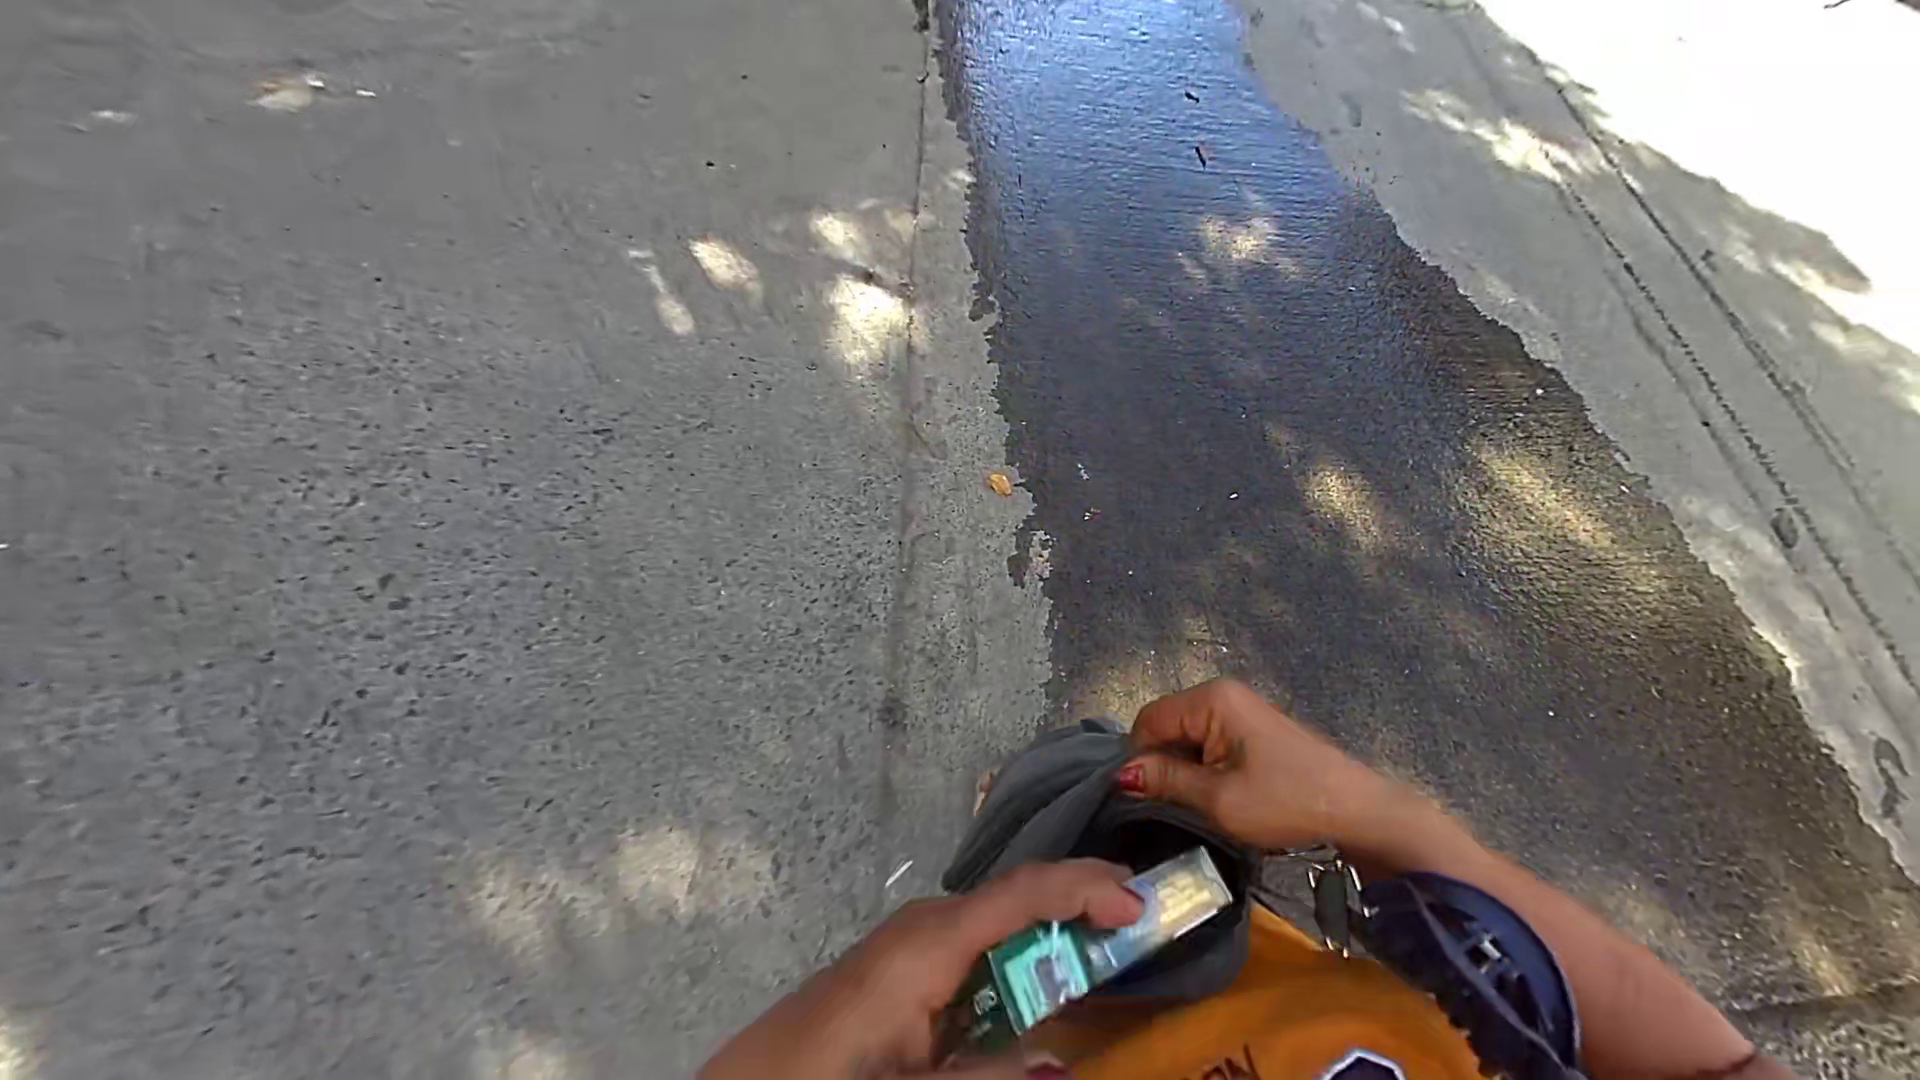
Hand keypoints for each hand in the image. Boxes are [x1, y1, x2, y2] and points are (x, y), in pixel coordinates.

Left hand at [700, 860, 1143, 1079]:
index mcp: (930, 941)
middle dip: (1078, 898)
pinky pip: (980, 943)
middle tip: (1139, 917)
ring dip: (1054, 924)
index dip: (1080, 888)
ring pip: (1002, 918)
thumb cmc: (823, 1077)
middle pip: (1018, 895)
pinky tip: (1043, 972)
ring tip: (1107, 936)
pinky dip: (1021, 948)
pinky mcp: (910, 962)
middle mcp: (929, 924)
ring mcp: (918, 940)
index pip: (1019, 892)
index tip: (1135, 902)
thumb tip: (1059, 1065)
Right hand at [1118, 678, 1412, 852]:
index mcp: (1211, 699)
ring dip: (1184, 766)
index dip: (1140, 757)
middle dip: (1163, 761)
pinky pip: (1208, 739)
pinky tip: (1218, 791)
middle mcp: (1221, 692)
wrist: (1362, 814)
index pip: (1148, 720)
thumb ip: (1166, 780)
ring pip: (1186, 734)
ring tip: (1199, 800)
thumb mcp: (1219, 799)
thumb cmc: (1287, 803)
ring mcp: (1239, 707)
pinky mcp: (1252, 725)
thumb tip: (1121, 774)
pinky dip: (1204, 765)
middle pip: (1167, 724)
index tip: (1145, 796)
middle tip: (1174, 802)